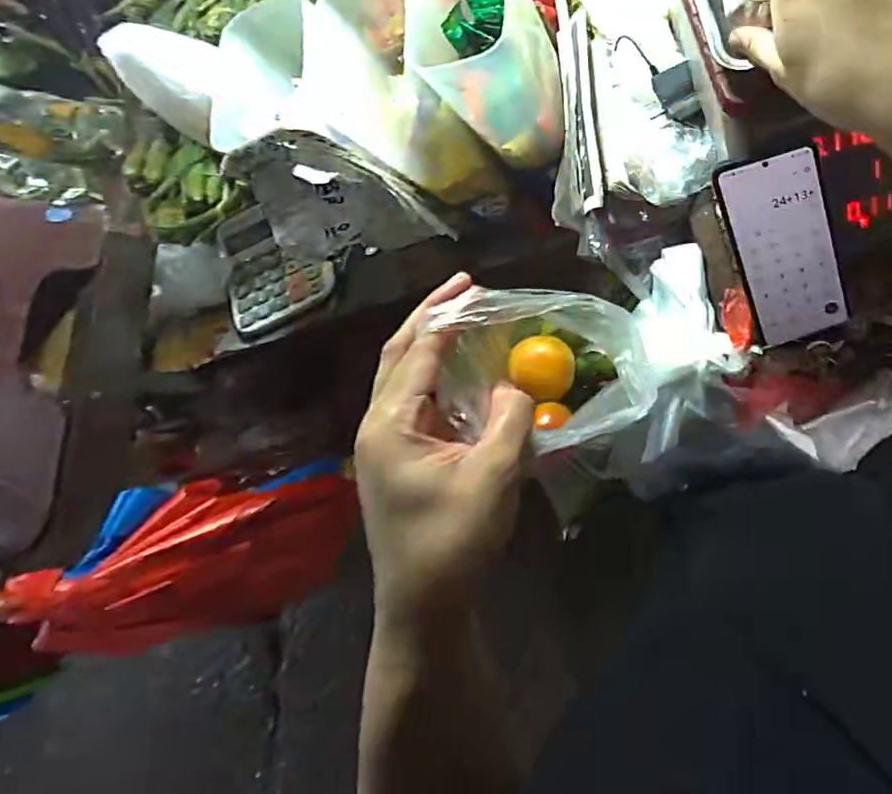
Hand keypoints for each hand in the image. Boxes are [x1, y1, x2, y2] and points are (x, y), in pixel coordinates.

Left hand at [357, 273, 532, 622]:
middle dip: (430, 315)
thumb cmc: (453, 542)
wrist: (423, 605)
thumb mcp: (492, 477)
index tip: (472, 285)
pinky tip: (462, 368)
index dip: (445, 315)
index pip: (418, 353)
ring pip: (404, 375)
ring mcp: (385, 442)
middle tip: (464, 286)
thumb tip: (512, 384)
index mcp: (390, 424)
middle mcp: (379, 425)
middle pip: (399, 354)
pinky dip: (437, 373)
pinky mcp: (399, 457)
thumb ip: (508, 420)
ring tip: (463, 314)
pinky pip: (417, 399)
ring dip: (431, 341)